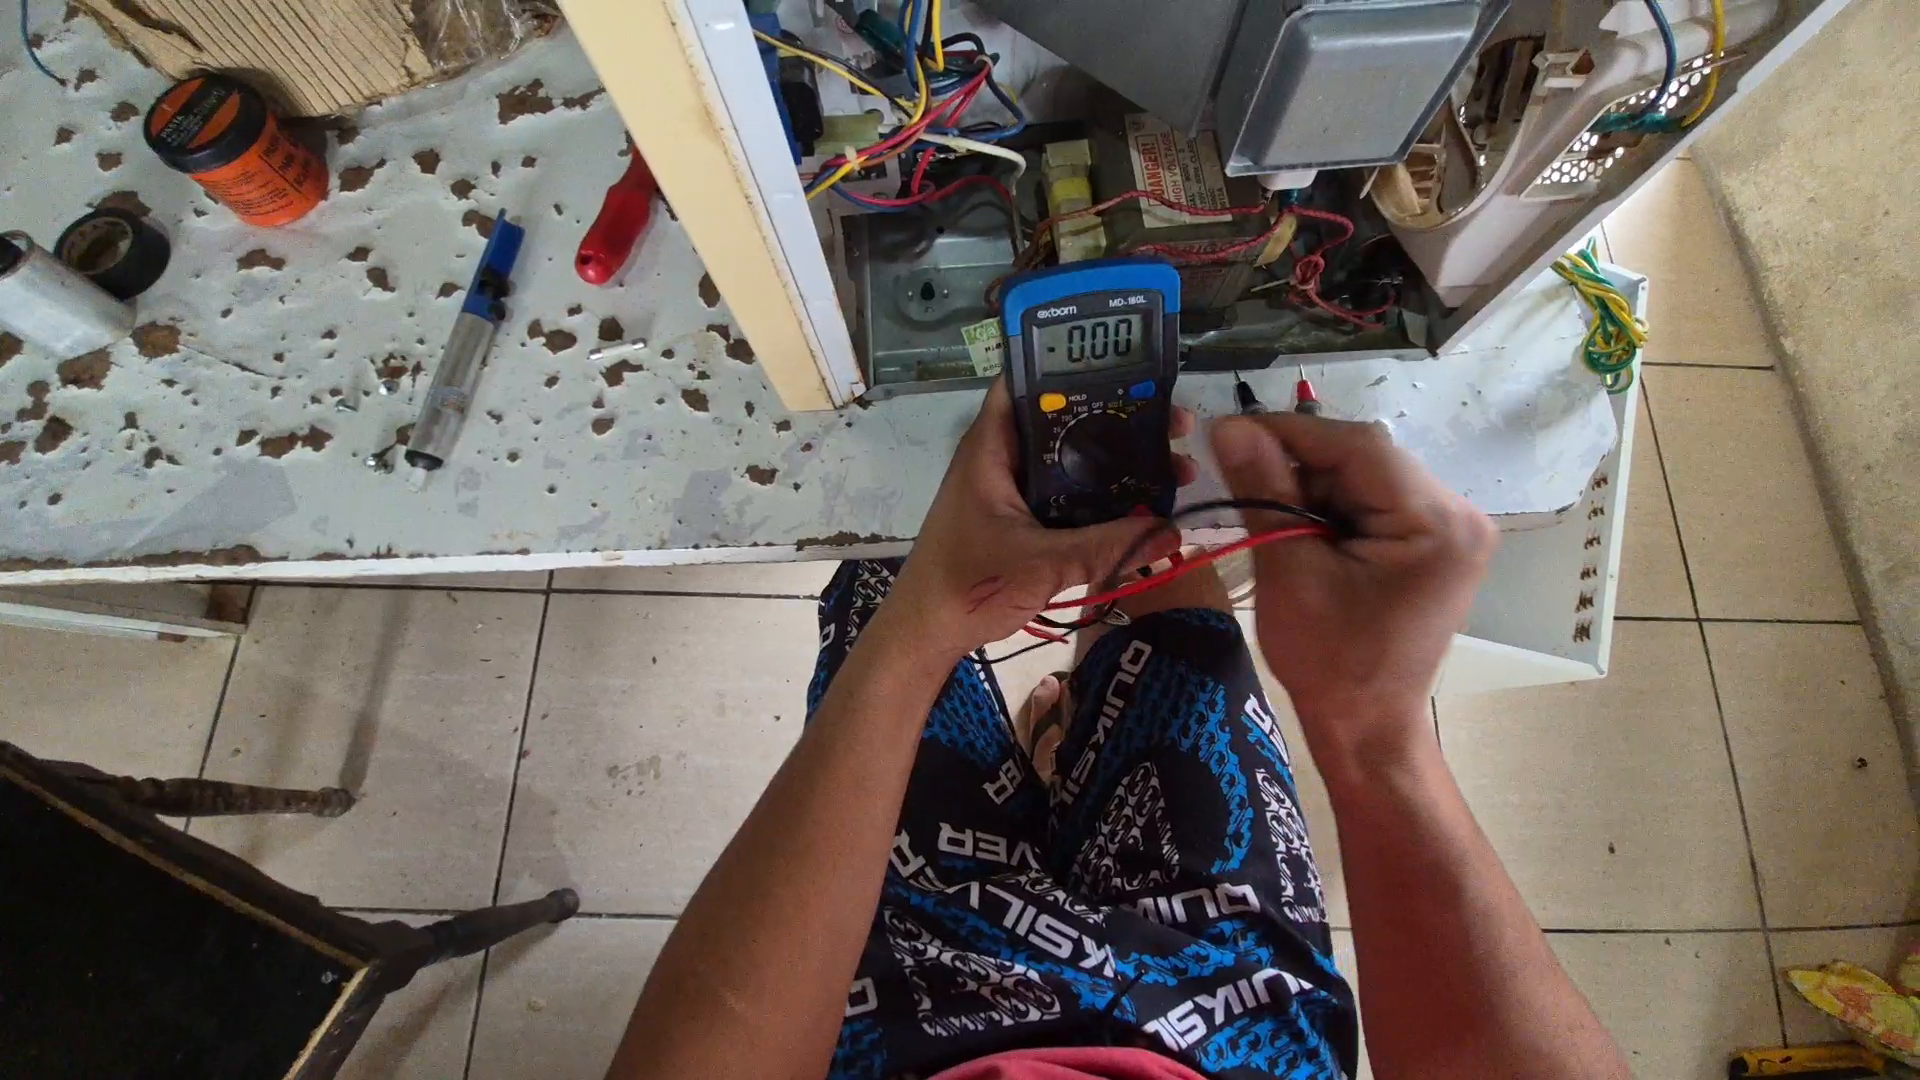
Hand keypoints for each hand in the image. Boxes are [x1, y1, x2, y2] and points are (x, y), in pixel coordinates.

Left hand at [886, 381, 1196, 658]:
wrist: (927, 633)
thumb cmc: (968, 587)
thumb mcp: (1041, 564)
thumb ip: (1106, 548)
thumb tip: (1171, 531)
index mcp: (991, 449)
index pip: (1025, 382)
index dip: (1074, 367)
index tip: (1132, 368)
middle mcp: (1002, 459)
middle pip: (1062, 421)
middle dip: (1117, 420)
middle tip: (1172, 425)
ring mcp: (1011, 490)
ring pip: (1070, 461)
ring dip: (1115, 463)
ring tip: (1170, 466)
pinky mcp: (1020, 518)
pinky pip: (1068, 495)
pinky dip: (1100, 497)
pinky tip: (1140, 504)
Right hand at [1210, 414, 1496, 777]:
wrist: (1365, 724)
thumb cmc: (1328, 662)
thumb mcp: (1288, 573)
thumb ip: (1263, 494)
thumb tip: (1227, 428)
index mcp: (1436, 524)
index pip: (1359, 448)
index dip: (1288, 431)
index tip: (1226, 430)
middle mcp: (1456, 514)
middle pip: (1362, 459)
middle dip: (1295, 464)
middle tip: (1235, 475)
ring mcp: (1445, 528)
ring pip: (1360, 478)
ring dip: (1305, 486)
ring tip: (1260, 509)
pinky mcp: (1426, 541)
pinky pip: (1367, 502)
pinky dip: (1322, 507)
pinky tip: (1293, 528)